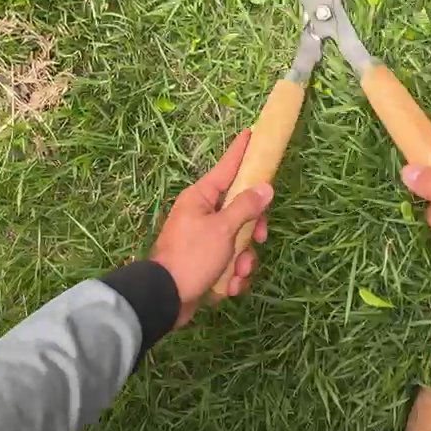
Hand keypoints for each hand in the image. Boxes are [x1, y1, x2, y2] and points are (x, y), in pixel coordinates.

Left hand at [150, 130, 273, 326]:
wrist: (164, 298)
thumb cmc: (192, 256)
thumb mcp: (223, 229)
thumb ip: (246, 207)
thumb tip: (265, 186)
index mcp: (200, 197)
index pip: (226, 168)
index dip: (240, 151)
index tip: (251, 132)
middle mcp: (201, 213)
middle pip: (239, 209)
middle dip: (252, 229)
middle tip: (259, 237)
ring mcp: (203, 238)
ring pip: (238, 240)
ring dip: (242, 259)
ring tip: (236, 273)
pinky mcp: (205, 262)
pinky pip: (228, 262)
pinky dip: (232, 275)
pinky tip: (228, 287)